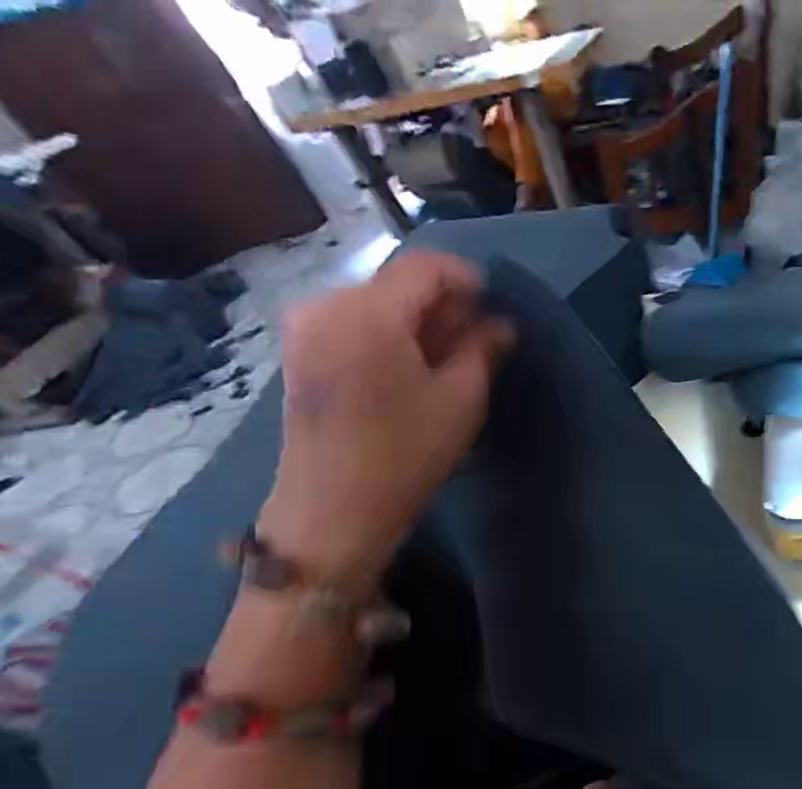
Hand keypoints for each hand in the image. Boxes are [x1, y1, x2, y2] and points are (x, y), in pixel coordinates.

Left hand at [261, 253, 514, 587]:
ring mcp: (306, 326)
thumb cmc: (406, 454)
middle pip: (396, 282)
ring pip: (376, 303)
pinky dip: (388, 334)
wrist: (334, 508)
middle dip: (442, 304)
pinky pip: (354, 322)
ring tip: (447, 358)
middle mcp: (327, 303)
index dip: (467, 279)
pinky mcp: (300, 350)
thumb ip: (483, 350)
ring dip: (416, 321)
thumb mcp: (460, 400)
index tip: (495, 307)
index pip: (424, 267)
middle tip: (478, 338)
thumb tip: (502, 325)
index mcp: (367, 310)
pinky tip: (410, 368)